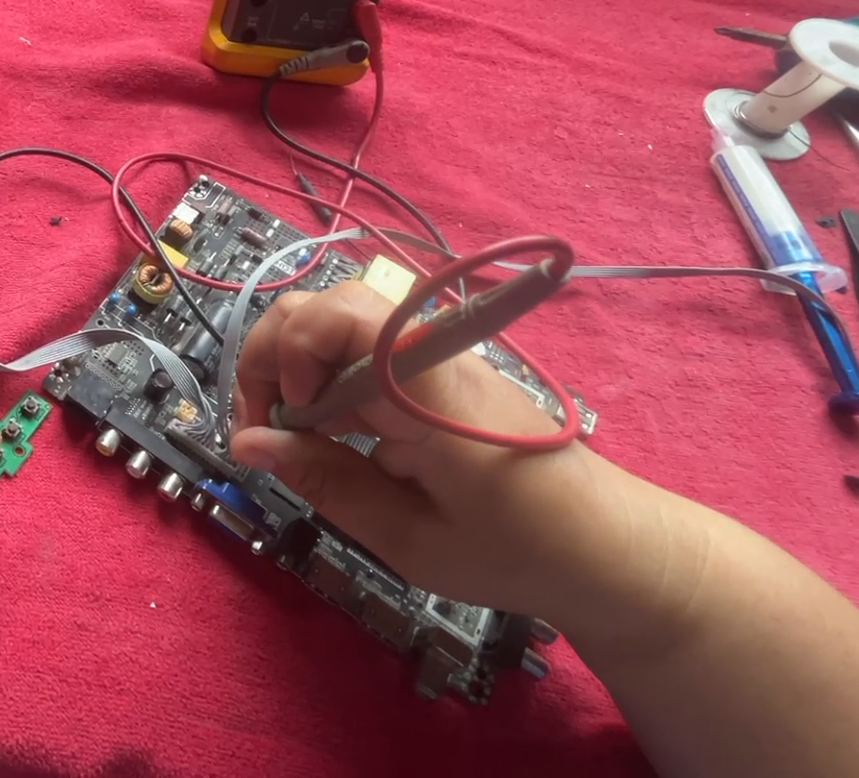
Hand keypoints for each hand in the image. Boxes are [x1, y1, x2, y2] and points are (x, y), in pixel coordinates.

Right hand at [229, 283, 691, 644]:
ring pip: (325, 320)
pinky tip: (322, 426)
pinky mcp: (418, 368)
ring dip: (287, 366)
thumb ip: (325, 483)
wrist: (612, 548)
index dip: (288, 355)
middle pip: (317, 307)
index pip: (335, 317)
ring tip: (289, 429)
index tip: (285, 423)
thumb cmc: (518, 552)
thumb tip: (245, 444)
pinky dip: (313, 376)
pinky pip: (346, 346)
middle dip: (269, 358)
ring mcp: (419, 354)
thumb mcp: (410, 538)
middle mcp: (418, 351)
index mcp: (424, 385)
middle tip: (266, 428)